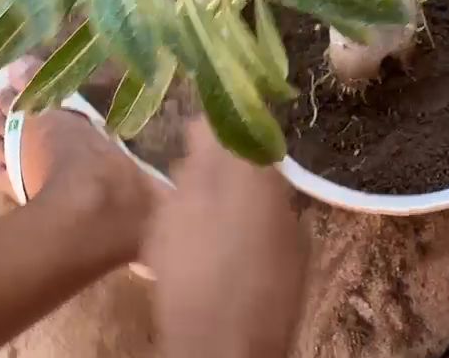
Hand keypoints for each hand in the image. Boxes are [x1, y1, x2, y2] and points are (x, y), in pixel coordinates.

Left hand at [143, 122, 307, 357]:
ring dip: (197, 171)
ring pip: (182, 164)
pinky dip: (182, 206)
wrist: (221, 346)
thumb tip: (270, 176)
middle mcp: (205, 175)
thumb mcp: (294, 236)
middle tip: (232, 154)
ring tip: (214, 195)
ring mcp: (174, 201)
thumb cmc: (273, 292)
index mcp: (247, 170)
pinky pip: (170, 202)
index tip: (252, 117)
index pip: (235, 116)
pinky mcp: (154, 232)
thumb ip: (277, 194)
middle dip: (214, 136)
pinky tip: (195, 231)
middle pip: (200, 130)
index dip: (240, 113)